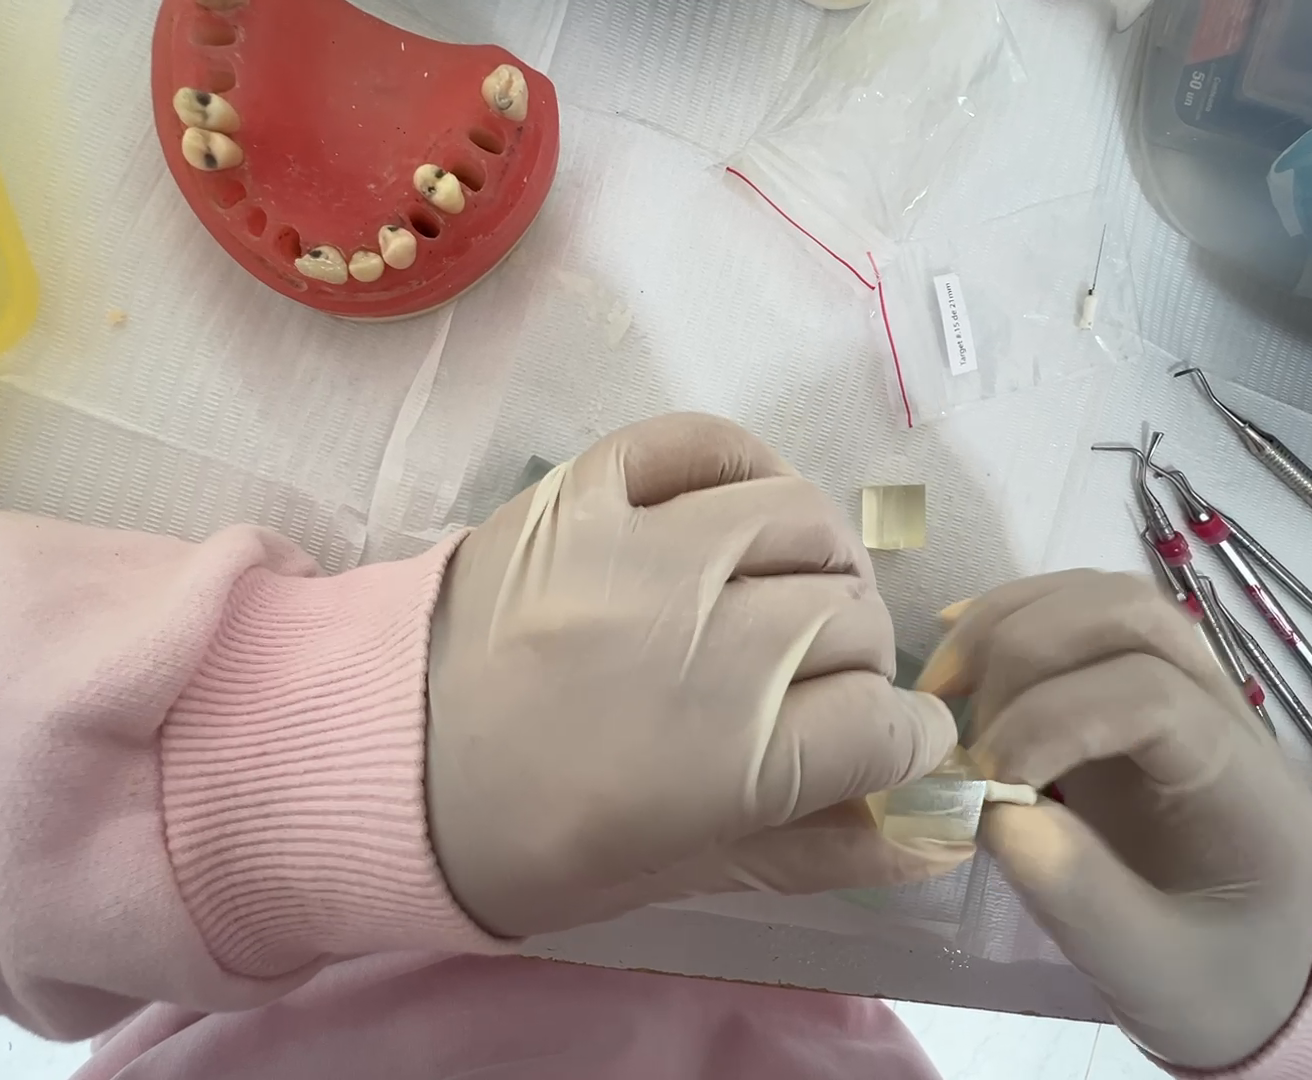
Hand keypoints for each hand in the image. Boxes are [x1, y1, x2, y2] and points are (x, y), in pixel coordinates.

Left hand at [426, 414, 965, 937]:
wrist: (377, 761)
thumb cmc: (528, 844)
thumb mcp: (676, 872)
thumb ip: (816, 853)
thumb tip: (933, 836)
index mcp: (722, 763)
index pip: (882, 727)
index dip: (905, 739)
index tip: (892, 742)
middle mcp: (695, 640)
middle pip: (853, 621)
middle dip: (862, 662)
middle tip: (823, 682)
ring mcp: (635, 549)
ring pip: (803, 517)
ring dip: (824, 563)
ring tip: (791, 591)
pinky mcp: (581, 492)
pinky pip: (700, 440)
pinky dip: (745, 465)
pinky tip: (741, 510)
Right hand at [920, 571, 1311, 1068]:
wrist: (1244, 959)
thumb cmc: (1205, 971)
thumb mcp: (1150, 970)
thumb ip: (1077, 894)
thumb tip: (987, 804)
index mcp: (1246, 786)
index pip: (1150, 695)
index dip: (1050, 720)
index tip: (987, 780)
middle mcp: (1222, 708)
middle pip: (1127, 612)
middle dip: (1020, 647)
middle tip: (952, 710)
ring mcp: (1178, 679)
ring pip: (1097, 593)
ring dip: (1005, 620)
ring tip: (944, 678)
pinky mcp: (1128, 674)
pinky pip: (1072, 606)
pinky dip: (1005, 612)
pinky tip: (954, 638)